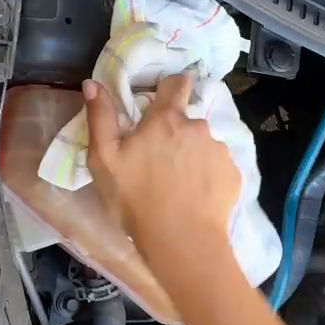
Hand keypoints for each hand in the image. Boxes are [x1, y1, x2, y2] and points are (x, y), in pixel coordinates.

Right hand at [85, 73, 242, 247]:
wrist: (181, 241)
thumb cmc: (135, 198)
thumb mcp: (103, 159)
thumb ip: (100, 118)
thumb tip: (92, 83)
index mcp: (165, 119)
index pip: (177, 83)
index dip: (170, 86)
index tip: (160, 100)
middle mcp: (197, 127)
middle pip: (186, 120)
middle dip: (173, 132)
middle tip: (156, 160)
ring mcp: (219, 151)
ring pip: (201, 144)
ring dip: (189, 155)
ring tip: (175, 183)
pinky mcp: (233, 175)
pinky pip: (216, 167)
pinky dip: (205, 175)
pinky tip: (193, 195)